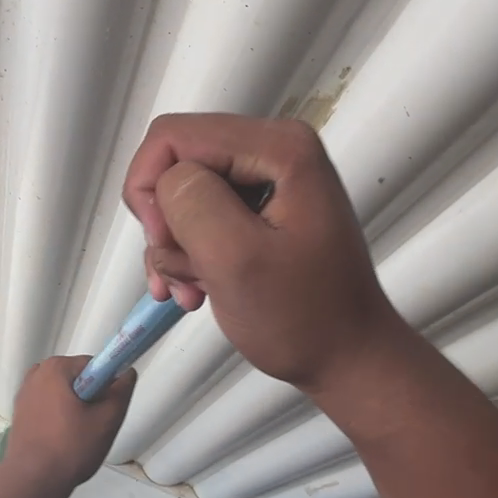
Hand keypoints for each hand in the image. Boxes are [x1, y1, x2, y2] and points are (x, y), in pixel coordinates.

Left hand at [0, 356, 134, 497]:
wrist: (32, 481)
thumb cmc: (71, 448)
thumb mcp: (107, 420)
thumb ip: (121, 391)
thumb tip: (126, 373)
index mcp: (56, 368)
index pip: (94, 366)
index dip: (106, 387)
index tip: (107, 410)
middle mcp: (37, 374)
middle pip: (78, 379)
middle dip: (90, 398)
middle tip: (95, 426)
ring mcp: (25, 393)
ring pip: (63, 394)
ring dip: (74, 409)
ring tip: (78, 436)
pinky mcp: (19, 413)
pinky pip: (49, 407)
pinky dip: (58, 418)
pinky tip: (62, 440)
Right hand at [123, 113, 402, 391]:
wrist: (346, 359)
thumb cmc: (302, 318)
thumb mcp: (237, 259)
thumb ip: (192, 203)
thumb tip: (165, 183)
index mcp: (278, 146)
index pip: (172, 138)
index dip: (151, 190)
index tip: (164, 246)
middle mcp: (272, 149)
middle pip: (174, 164)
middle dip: (164, 224)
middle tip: (181, 277)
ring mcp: (265, 180)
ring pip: (179, 196)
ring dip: (174, 249)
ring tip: (194, 291)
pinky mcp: (257, 210)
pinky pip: (196, 218)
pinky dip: (187, 255)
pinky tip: (196, 289)